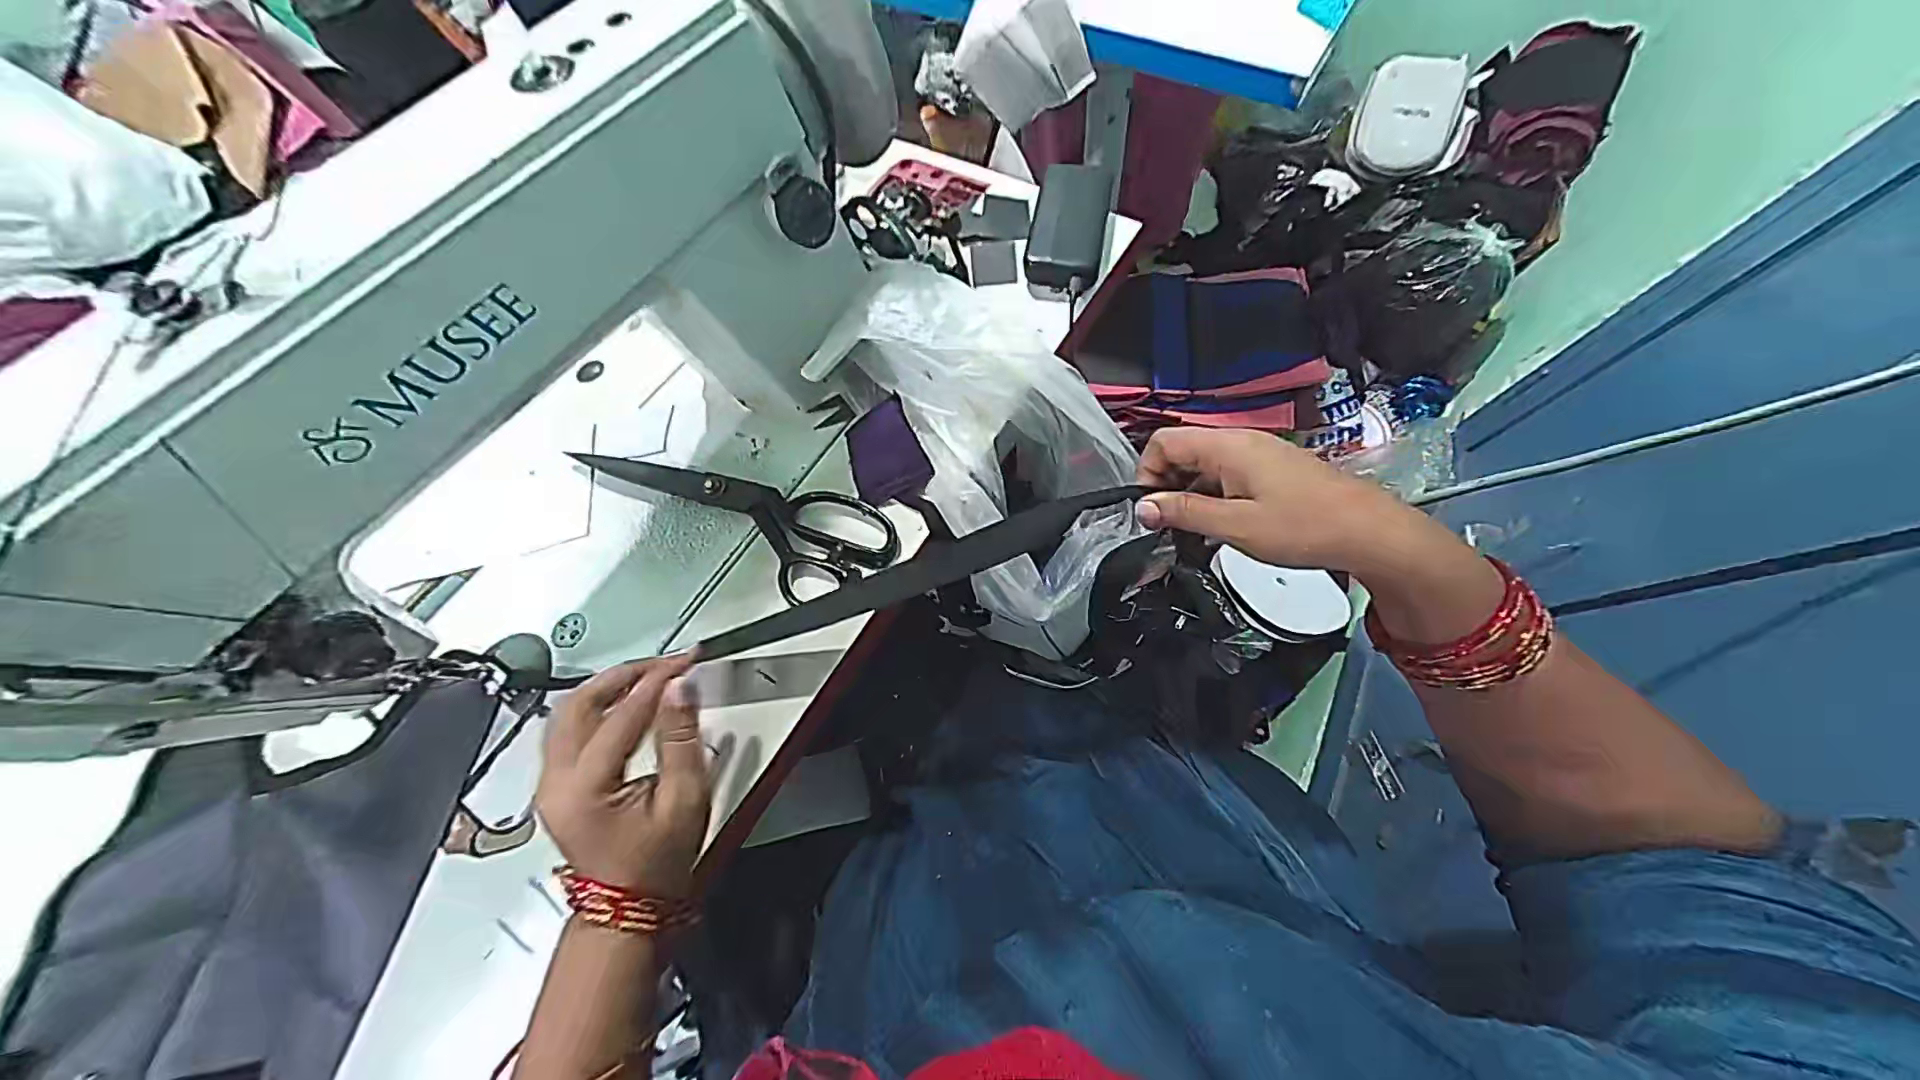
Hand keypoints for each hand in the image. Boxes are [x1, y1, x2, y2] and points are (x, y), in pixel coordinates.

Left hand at [537, 654, 709, 897]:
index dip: (657, 682)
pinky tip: (629, 700)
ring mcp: (549, 782)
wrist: (628, 906)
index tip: (686, 663)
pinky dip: (600, 704)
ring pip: (567, 711)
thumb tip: (680, 689)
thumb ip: (682, 738)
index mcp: (583, 789)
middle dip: (626, 674)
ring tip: (650, 675)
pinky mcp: (556, 782)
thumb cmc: (657, 863)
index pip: (621, 715)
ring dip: (610, 685)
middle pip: (579, 703)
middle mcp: (554, 782)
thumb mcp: (685, 799)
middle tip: (666, 663)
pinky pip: (569, 727)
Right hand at [1134, 428, 1412, 572]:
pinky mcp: (1270, 470)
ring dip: (1189, 496)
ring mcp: (1258, 455)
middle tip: (1169, 525)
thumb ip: (1183, 512)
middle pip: (1181, 452)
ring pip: (1203, 466)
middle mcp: (1242, 442)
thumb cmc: (1310, 527)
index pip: (1163, 442)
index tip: (1151, 509)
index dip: (1147, 474)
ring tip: (1195, 532)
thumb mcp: (1235, 526)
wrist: (1369, 533)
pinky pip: (1226, 476)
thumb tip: (1144, 507)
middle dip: (1166, 487)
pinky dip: (1212, 498)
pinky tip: (1220, 527)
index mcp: (1228, 447)